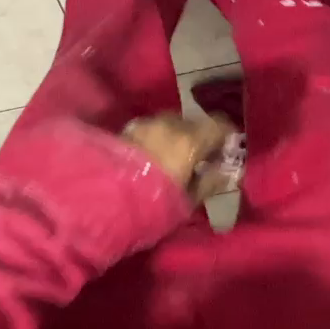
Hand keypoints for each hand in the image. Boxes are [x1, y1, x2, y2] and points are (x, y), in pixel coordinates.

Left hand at [122, 114, 237, 202]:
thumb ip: (210, 183)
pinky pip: (149, 128)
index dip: (226, 136)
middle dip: (198, 137)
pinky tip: (149, 158)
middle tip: (196, 159)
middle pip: (192, 122)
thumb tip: (227, 172)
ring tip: (169, 158)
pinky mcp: (125, 129)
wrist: (103, 203)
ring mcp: (144, 123)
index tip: (225, 151)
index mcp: (189, 140)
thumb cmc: (152, 206)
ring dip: (174, 135)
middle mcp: (168, 124)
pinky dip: (155, 137)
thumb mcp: (187, 201)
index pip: (219, 124)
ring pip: (169, 123)